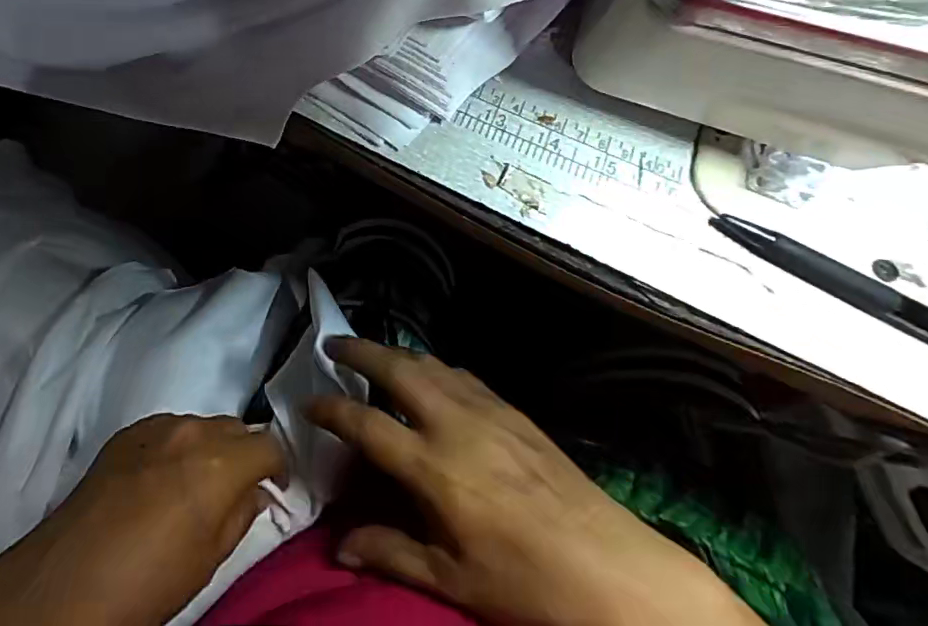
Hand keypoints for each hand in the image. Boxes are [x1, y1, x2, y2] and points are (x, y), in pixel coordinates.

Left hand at [0, 413, 286, 625]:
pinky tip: (165, 474)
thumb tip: (258, 492)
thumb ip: (242, 513)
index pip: (267, 444)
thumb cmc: (152, 576)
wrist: (76, 571)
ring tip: (201, 480)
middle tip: (241, 486)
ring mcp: (154, 425)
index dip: (278, 465)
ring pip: (199, 423)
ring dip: (210, 445)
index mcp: (219, 460)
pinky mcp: (125, 431)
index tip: (276, 487)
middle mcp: (190, 429)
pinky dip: (177, 443)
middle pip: (234, 427)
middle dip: (244, 452)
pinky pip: (166, 427)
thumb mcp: (211, 556)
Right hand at [306, 338, 761, 625]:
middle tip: (333, 344)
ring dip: (395, 352)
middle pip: (395, 368)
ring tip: (375, 354)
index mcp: (433, 467)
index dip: (330, 409)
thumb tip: (339, 549)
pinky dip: (435, 366)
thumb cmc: (529, 584)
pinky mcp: (516, 413)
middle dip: (358, 350)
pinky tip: (433, 376)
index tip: (309, 403)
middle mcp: (455, 425)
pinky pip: (464, 375)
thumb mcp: (455, 581)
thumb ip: (392, 553)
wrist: (619, 574)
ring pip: (431, 364)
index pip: (365, 423)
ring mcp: (488, 412)